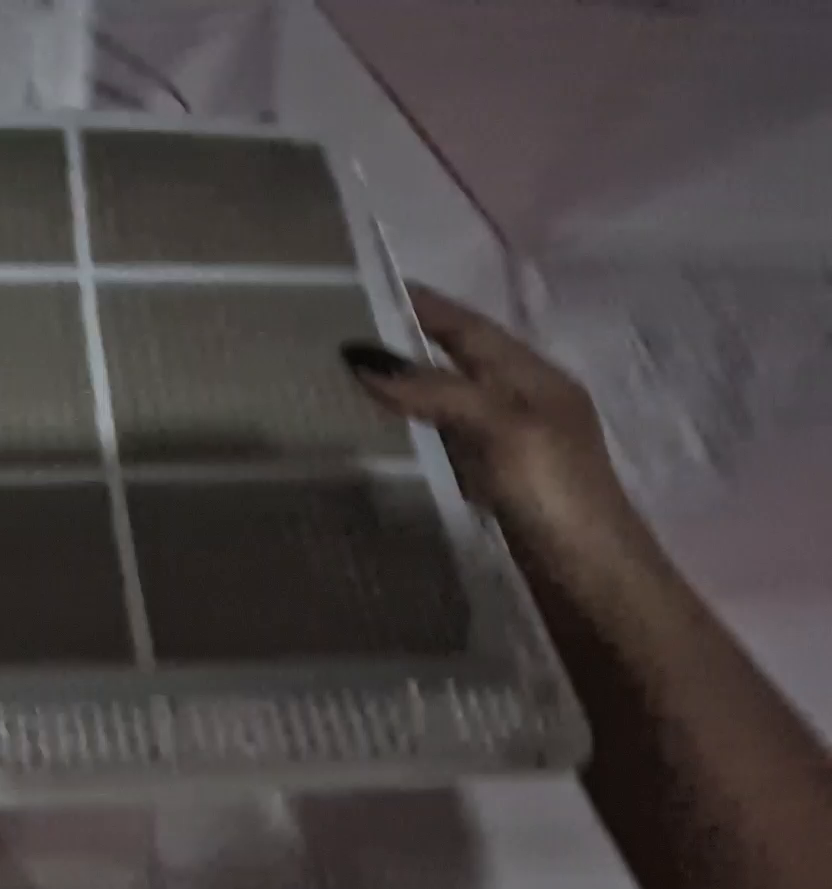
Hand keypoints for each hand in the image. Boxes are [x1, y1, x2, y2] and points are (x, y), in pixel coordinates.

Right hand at [344, 285, 651, 574]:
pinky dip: (400, 419)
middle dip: (400, 338)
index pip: (466, 326)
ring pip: (438, 394)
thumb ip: (435, 390)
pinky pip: (433, 430)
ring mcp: (499, 438)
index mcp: (530, 377)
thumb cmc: (552, 491)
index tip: (365, 284)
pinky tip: (371, 429)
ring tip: (339, 375)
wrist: (586, 572)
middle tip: (336, 332)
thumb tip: (360, 356)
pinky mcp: (482, 473)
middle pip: (450, 356)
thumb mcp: (500, 428)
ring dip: (396, 380)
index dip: (421, 303)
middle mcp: (515, 399)